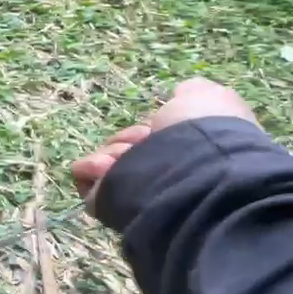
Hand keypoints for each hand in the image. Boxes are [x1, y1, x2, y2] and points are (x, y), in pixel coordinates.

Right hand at [71, 79, 257, 204]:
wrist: (191, 171)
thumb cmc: (203, 135)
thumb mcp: (207, 99)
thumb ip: (195, 93)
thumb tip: (181, 92)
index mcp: (184, 152)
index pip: (148, 132)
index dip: (151, 124)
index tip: (160, 123)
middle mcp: (159, 172)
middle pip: (121, 143)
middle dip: (128, 137)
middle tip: (144, 141)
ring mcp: (132, 188)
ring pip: (101, 157)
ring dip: (112, 151)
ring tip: (128, 157)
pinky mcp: (105, 202)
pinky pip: (84, 173)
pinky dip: (94, 166)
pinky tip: (111, 167)